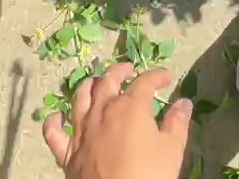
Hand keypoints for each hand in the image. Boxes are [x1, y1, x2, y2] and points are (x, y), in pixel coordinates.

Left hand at [42, 62, 192, 178]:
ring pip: (81, 98)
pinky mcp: (68, 154)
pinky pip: (55, 134)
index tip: (165, 77)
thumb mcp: (171, 151)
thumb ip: (177, 123)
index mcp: (130, 106)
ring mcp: (82, 131)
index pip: (144, 82)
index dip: (156, 76)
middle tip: (129, 70)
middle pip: (108, 81)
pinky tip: (55, 116)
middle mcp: (103, 111)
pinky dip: (53, 122)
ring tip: (96, 82)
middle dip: (120, 71)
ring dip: (89, 85)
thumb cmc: (148, 176)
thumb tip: (184, 102)